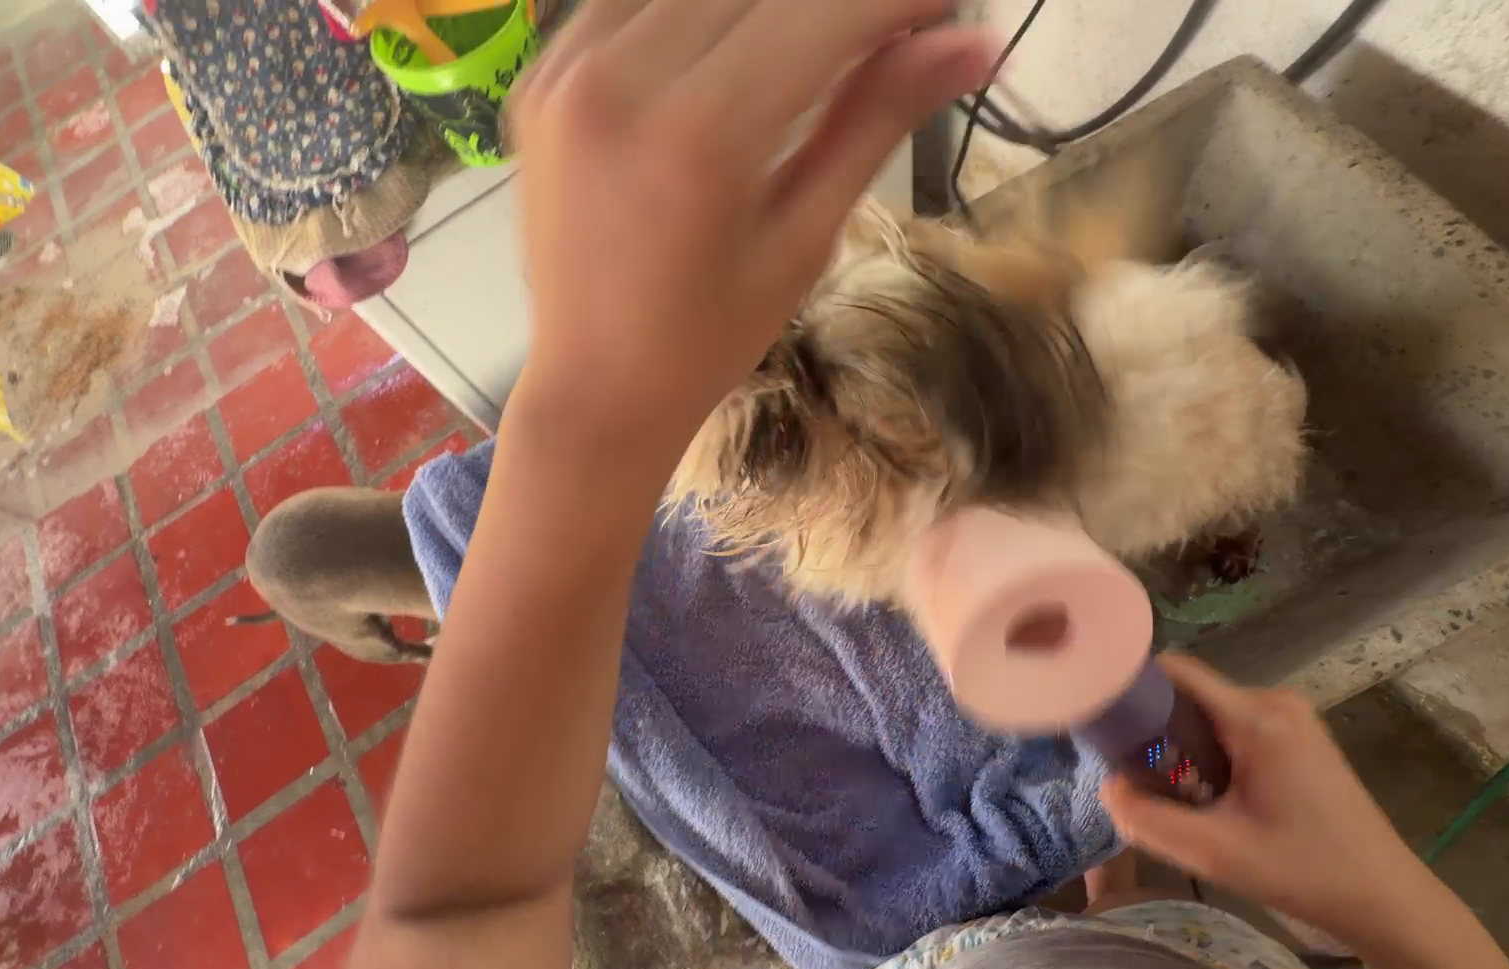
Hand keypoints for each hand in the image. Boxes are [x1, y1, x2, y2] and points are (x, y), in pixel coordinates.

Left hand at [507, 0, 992, 444]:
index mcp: (699, 135)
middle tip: (887, 37)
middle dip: (840, 4)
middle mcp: (620, 77)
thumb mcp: (801, 244)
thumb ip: (873, 126)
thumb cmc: (707, 345)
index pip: (821, 12)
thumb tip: (968, 47)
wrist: (597, 390)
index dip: (896, 0)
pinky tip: (729, 59)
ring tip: (812, 56)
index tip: (944, 10)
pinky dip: (695, 15)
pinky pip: (631, 2)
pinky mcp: (539, 81)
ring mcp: (566, 71)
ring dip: (769, 9)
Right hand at [1099, 654, 1438, 948]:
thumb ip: (1147, 819)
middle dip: (1152, 727)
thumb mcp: (1215, 853)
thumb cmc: (1307, 873)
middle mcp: (1273, 702)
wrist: (1390, 905)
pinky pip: (1226, 725)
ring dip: (1177, 744)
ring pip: (1202, 712)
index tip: (1100, 716)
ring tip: (1169, 789)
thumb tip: (1107, 785)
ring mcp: (1288, 718)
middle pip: (1185, 692)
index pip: (1173, 670)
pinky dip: (1202, 751)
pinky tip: (1203, 793)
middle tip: (1135, 772)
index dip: (1131, 685)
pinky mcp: (1293, 737)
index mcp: (1257, 717)